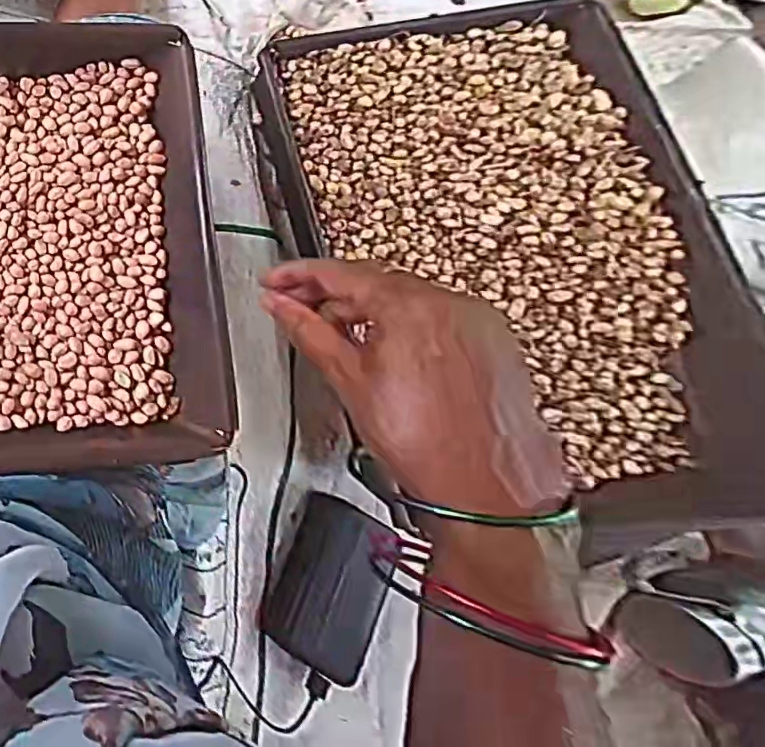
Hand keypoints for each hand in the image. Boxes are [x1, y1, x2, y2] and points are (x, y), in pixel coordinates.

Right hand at [259, 259, 569, 516]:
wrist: (490, 492)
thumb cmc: (427, 443)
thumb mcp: (345, 377)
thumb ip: (306, 329)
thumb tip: (279, 304)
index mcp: (412, 308)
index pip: (339, 272)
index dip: (296, 274)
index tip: (273, 281)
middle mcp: (451, 307)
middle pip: (371, 280)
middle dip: (325, 290)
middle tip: (290, 303)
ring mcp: (476, 323)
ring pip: (401, 296)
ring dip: (359, 306)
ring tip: (328, 331)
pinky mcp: (491, 343)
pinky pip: (431, 315)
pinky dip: (395, 321)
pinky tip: (372, 344)